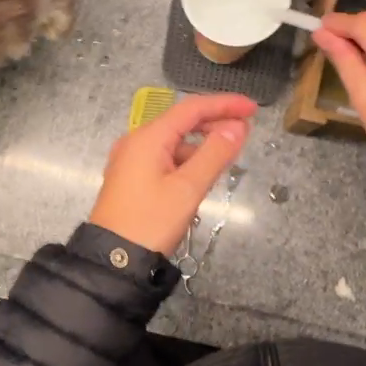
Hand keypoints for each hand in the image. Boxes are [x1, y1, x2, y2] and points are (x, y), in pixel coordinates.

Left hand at [89, 93, 256, 252]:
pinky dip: (186, 160)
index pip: (192, 108)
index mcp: (148, 138)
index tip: (252, 109)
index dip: (225, 104)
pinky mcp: (130, 179)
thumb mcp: (188, 189)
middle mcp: (136, 142)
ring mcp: (130, 161)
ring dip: (201, 145)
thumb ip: (215, 154)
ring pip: (172, 143)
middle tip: (245, 132)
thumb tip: (237, 126)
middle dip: (214, 123)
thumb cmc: (151, 222)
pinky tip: (201, 174)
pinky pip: (163, 159)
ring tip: (227, 157)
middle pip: (181, 122)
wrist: (112, 261)